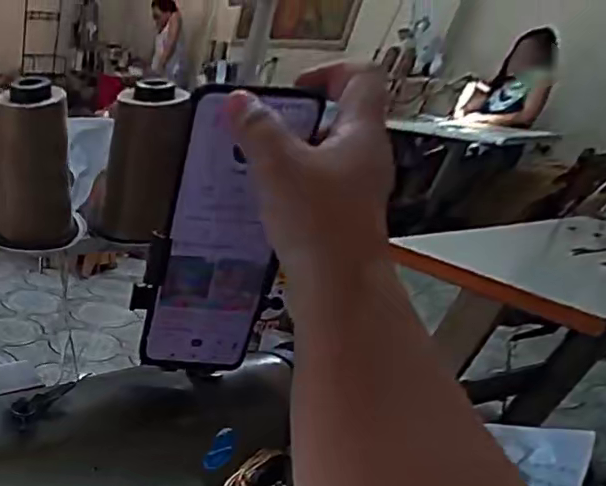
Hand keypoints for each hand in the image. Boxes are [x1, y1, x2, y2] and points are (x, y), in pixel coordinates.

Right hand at [222, 62, 394, 314]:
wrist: (338, 291)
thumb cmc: (320, 228)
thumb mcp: (278, 169)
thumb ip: (257, 132)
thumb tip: (238, 103)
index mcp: (362, 133)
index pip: (359, 79)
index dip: (328, 74)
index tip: (295, 88)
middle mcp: (367, 162)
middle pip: (338, 124)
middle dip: (300, 126)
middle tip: (266, 136)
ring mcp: (357, 197)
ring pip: (326, 166)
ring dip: (294, 166)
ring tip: (260, 175)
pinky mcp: (343, 228)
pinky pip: (318, 201)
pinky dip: (294, 199)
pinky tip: (269, 213)